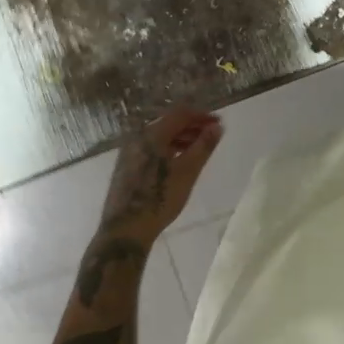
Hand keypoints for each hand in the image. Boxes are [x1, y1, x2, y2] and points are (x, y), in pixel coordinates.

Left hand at [98, 108, 222, 242]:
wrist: (125, 229)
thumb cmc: (159, 199)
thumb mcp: (187, 172)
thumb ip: (203, 146)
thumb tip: (217, 126)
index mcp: (152, 134)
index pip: (180, 113)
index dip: (201, 115)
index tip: (218, 124)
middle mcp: (138, 137)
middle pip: (169, 122)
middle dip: (192, 126)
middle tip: (211, 137)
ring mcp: (129, 151)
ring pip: (159, 136)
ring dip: (180, 138)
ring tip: (197, 150)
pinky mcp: (126, 165)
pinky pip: (151, 147)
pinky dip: (168, 148)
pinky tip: (177, 162)